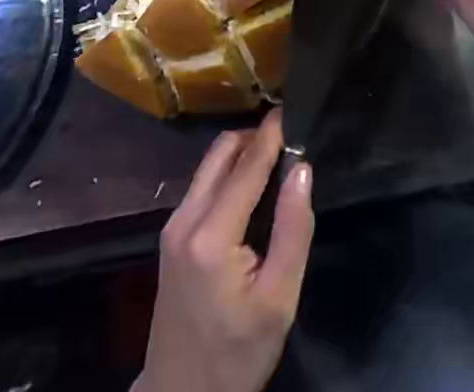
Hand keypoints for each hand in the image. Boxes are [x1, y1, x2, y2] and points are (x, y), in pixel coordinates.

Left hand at [136, 112, 313, 391]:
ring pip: (206, 169)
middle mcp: (184, 217)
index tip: (288, 110)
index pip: (245, 169)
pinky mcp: (171, 234)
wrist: (182, 389)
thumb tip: (302, 171)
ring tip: (274, 149)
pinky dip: (225, 174)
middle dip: (251, 137)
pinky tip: (249, 182)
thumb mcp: (278, 300)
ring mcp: (172, 224)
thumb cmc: (238, 352)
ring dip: (237, 154)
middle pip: (217, 157)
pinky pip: (200, 189)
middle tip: (285, 129)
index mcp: (210, 233)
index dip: (268, 137)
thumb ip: (291, 231)